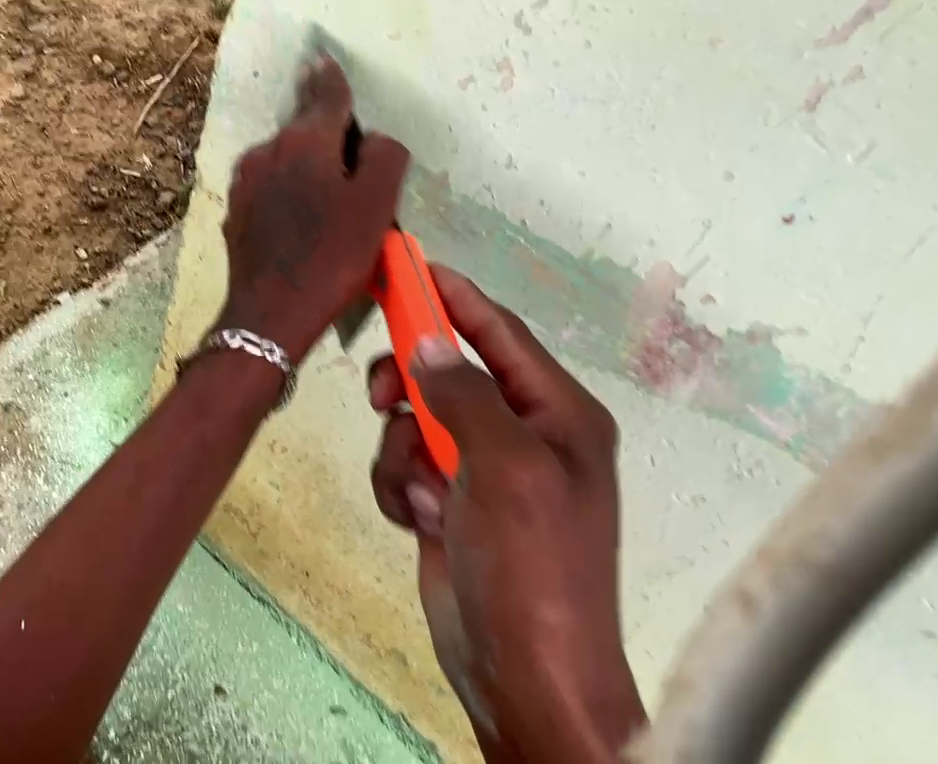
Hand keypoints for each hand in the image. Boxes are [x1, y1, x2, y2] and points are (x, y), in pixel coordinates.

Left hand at [218, 57, 408, 357]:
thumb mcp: (376, 206)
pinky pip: (268, 187)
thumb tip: (373, 138)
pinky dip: (287, 191)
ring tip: (329, 200)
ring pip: (283, 159)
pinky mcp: (234, 212)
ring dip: (305, 165)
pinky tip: (300, 219)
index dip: (331, 78)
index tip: (324, 59)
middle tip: (349, 158)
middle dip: (326, 134)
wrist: (270, 313)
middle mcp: (265, 152)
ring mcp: (243, 182)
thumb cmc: (332, 257)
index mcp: (303, 142)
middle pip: (304, 129)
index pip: (324, 96)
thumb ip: (383, 157)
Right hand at [369, 266, 643, 763]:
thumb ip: (464, 394)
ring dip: (401, 452)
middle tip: (380, 395)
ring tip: (420, 495)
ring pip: (411, 420)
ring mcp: (479, 469)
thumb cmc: (531, 563)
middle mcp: (520, 433)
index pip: (498, 332)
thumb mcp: (504, 466)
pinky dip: (397, 485)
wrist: (521, 673)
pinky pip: (400, 464)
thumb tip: (427, 346)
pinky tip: (416, 519)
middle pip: (444, 373)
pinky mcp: (446, 501)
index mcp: (557, 414)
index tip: (403, 264)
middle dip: (408, 387)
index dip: (451, 296)